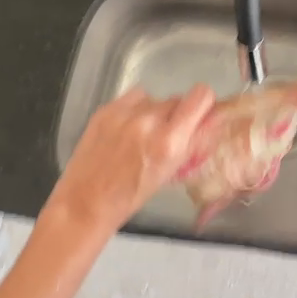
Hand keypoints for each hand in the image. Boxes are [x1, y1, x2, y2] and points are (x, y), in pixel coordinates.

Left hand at [49, 85, 214, 231]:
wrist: (86, 202)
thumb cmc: (132, 195)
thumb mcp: (170, 171)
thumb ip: (192, 142)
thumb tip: (210, 120)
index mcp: (169, 141)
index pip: (201, 96)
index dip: (203, 104)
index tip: (198, 116)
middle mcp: (149, 121)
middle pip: (178, 99)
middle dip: (177, 115)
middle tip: (166, 135)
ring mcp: (125, 113)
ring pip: (156, 99)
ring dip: (156, 113)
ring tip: (142, 135)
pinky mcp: (107, 109)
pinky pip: (135, 98)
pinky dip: (137, 109)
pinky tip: (127, 129)